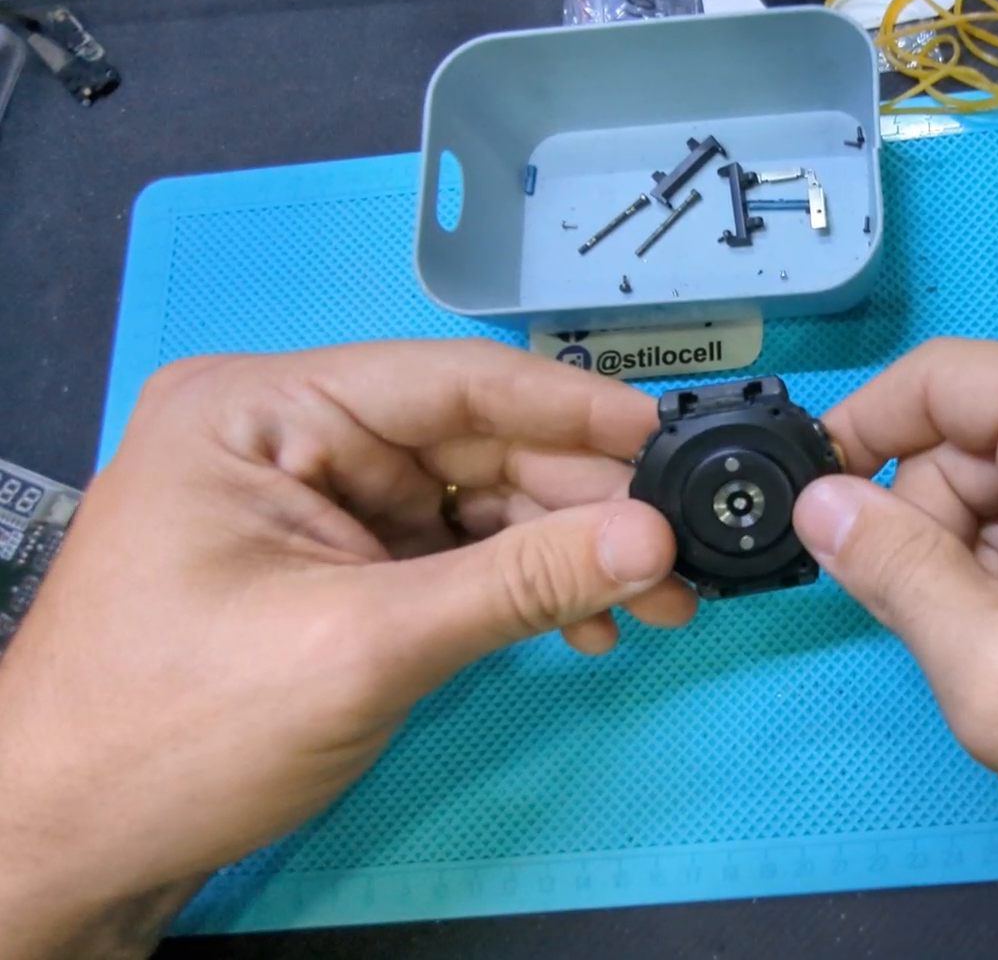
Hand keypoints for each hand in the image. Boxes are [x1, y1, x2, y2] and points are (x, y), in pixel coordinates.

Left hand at [0, 340, 690, 957]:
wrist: (74, 856)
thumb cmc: (175, 736)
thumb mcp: (368, 646)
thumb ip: (525, 583)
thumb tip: (657, 540)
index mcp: (274, 413)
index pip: (459, 384)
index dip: (575, 407)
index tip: (664, 435)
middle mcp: (322, 438)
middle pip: (500, 448)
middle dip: (593, 507)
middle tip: (680, 545)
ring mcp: (356, 499)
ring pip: (510, 503)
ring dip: (587, 554)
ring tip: (664, 599)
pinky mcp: (384, 555)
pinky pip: (493, 551)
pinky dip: (549, 587)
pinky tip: (596, 625)